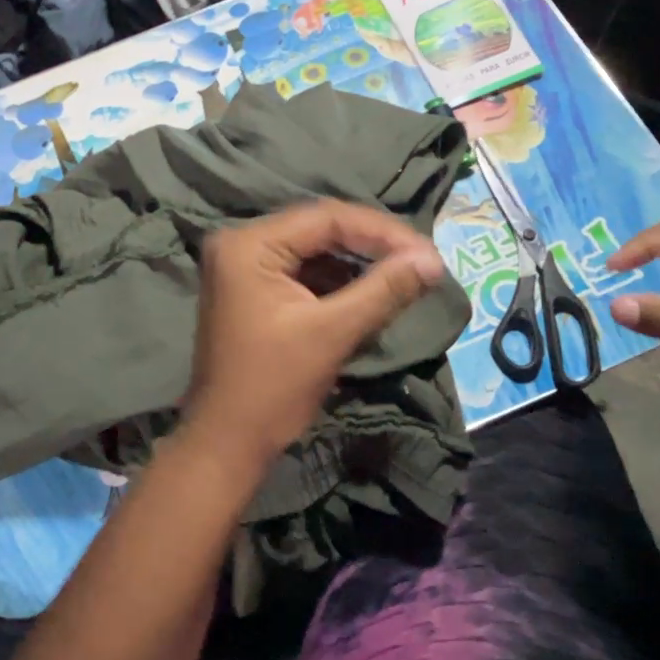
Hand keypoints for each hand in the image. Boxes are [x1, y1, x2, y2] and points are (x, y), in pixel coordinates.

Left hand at [183, 201, 447, 467]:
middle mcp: (241, 243)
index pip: (326, 217)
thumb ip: (384, 290)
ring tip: (405, 274)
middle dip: (372, 245)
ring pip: (313, 250)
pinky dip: (337, 280)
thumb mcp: (333, 333)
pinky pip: (302, 271)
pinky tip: (372, 291)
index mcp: (249, 244)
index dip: (382, 231)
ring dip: (358, 263)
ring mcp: (243, 266)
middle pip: (319, 229)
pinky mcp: (252, 289)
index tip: (428, 252)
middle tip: (421, 261)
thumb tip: (433, 260)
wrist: (226, 442)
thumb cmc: (273, 386)